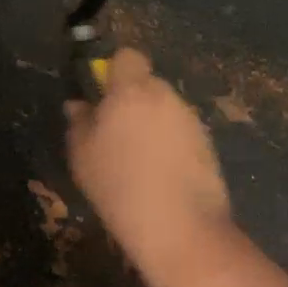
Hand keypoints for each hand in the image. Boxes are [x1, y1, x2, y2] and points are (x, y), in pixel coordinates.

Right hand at [64, 48, 231, 268]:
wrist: (183, 230)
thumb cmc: (121, 186)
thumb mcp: (83, 157)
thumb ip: (79, 122)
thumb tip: (78, 104)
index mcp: (131, 89)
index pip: (127, 56)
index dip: (116, 70)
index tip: (104, 96)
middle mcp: (164, 95)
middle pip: (147, 84)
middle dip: (133, 101)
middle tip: (117, 134)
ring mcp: (191, 120)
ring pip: (165, 110)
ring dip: (153, 124)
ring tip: (140, 162)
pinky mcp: (209, 145)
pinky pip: (182, 133)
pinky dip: (172, 146)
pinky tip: (163, 178)